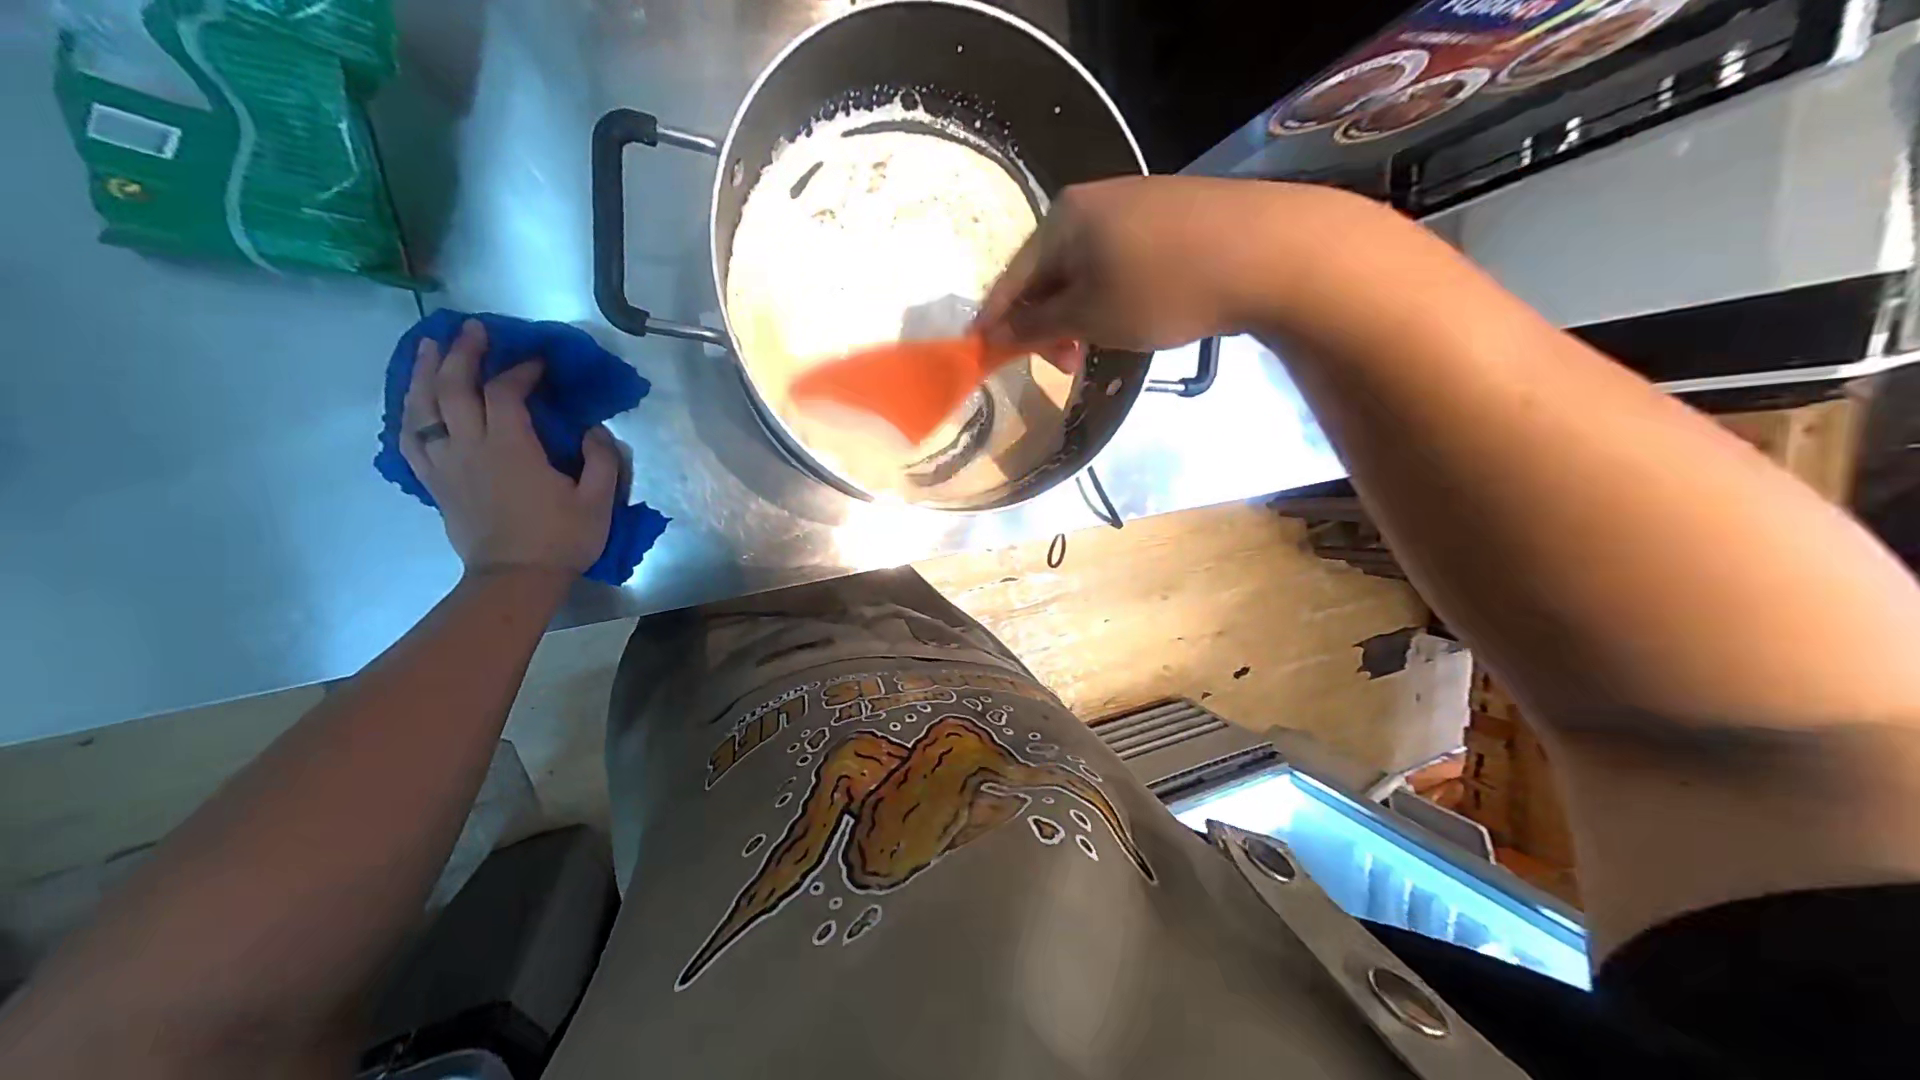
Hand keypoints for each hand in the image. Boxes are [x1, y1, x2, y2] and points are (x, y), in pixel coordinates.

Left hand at [399, 319, 618, 578]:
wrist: (515, 580)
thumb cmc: (561, 540)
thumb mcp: (598, 500)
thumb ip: (600, 459)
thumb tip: (592, 429)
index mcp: (510, 449)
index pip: (505, 393)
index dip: (520, 370)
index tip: (537, 361)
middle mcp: (470, 448)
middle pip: (454, 389)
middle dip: (464, 354)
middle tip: (473, 329)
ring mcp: (446, 465)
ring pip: (422, 408)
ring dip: (426, 372)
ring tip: (432, 347)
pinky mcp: (435, 483)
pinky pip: (411, 440)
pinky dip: (409, 413)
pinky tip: (414, 400)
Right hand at [975, 176, 1375, 355]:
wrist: (1269, 252)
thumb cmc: (1161, 288)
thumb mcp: (1088, 316)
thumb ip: (1034, 327)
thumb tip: (992, 336)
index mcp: (1062, 218)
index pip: (1013, 278)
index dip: (998, 322)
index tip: (987, 358)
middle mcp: (1093, 202)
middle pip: (1051, 274)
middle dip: (1050, 324)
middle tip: (1066, 364)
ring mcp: (1136, 204)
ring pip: (1088, 271)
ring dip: (1083, 315)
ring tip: (1102, 346)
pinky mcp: (1172, 216)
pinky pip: (1122, 263)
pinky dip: (1114, 297)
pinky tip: (1136, 317)